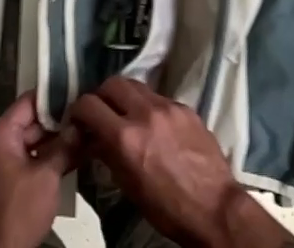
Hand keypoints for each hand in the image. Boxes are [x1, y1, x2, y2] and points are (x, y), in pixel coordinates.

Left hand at [0, 91, 78, 247]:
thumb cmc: (20, 209)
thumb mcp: (46, 175)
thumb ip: (64, 147)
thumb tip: (81, 125)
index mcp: (2, 133)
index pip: (29, 101)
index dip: (54, 95)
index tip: (79, 89)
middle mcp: (1, 141)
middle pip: (34, 120)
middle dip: (62, 119)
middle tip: (91, 112)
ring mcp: (7, 160)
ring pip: (37, 140)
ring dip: (61, 139)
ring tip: (91, 130)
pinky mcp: (15, 177)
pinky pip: (36, 157)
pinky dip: (54, 156)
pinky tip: (80, 153)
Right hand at [67, 78, 291, 247]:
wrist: (216, 210)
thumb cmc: (168, 208)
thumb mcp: (128, 186)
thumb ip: (108, 153)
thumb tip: (94, 137)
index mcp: (125, 137)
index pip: (88, 104)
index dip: (78, 110)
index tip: (78, 120)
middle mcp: (145, 113)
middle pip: (112, 83)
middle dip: (102, 95)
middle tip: (101, 111)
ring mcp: (168, 107)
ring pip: (137, 85)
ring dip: (126, 96)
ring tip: (127, 114)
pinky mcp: (187, 108)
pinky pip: (160, 98)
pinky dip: (150, 106)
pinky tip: (155, 125)